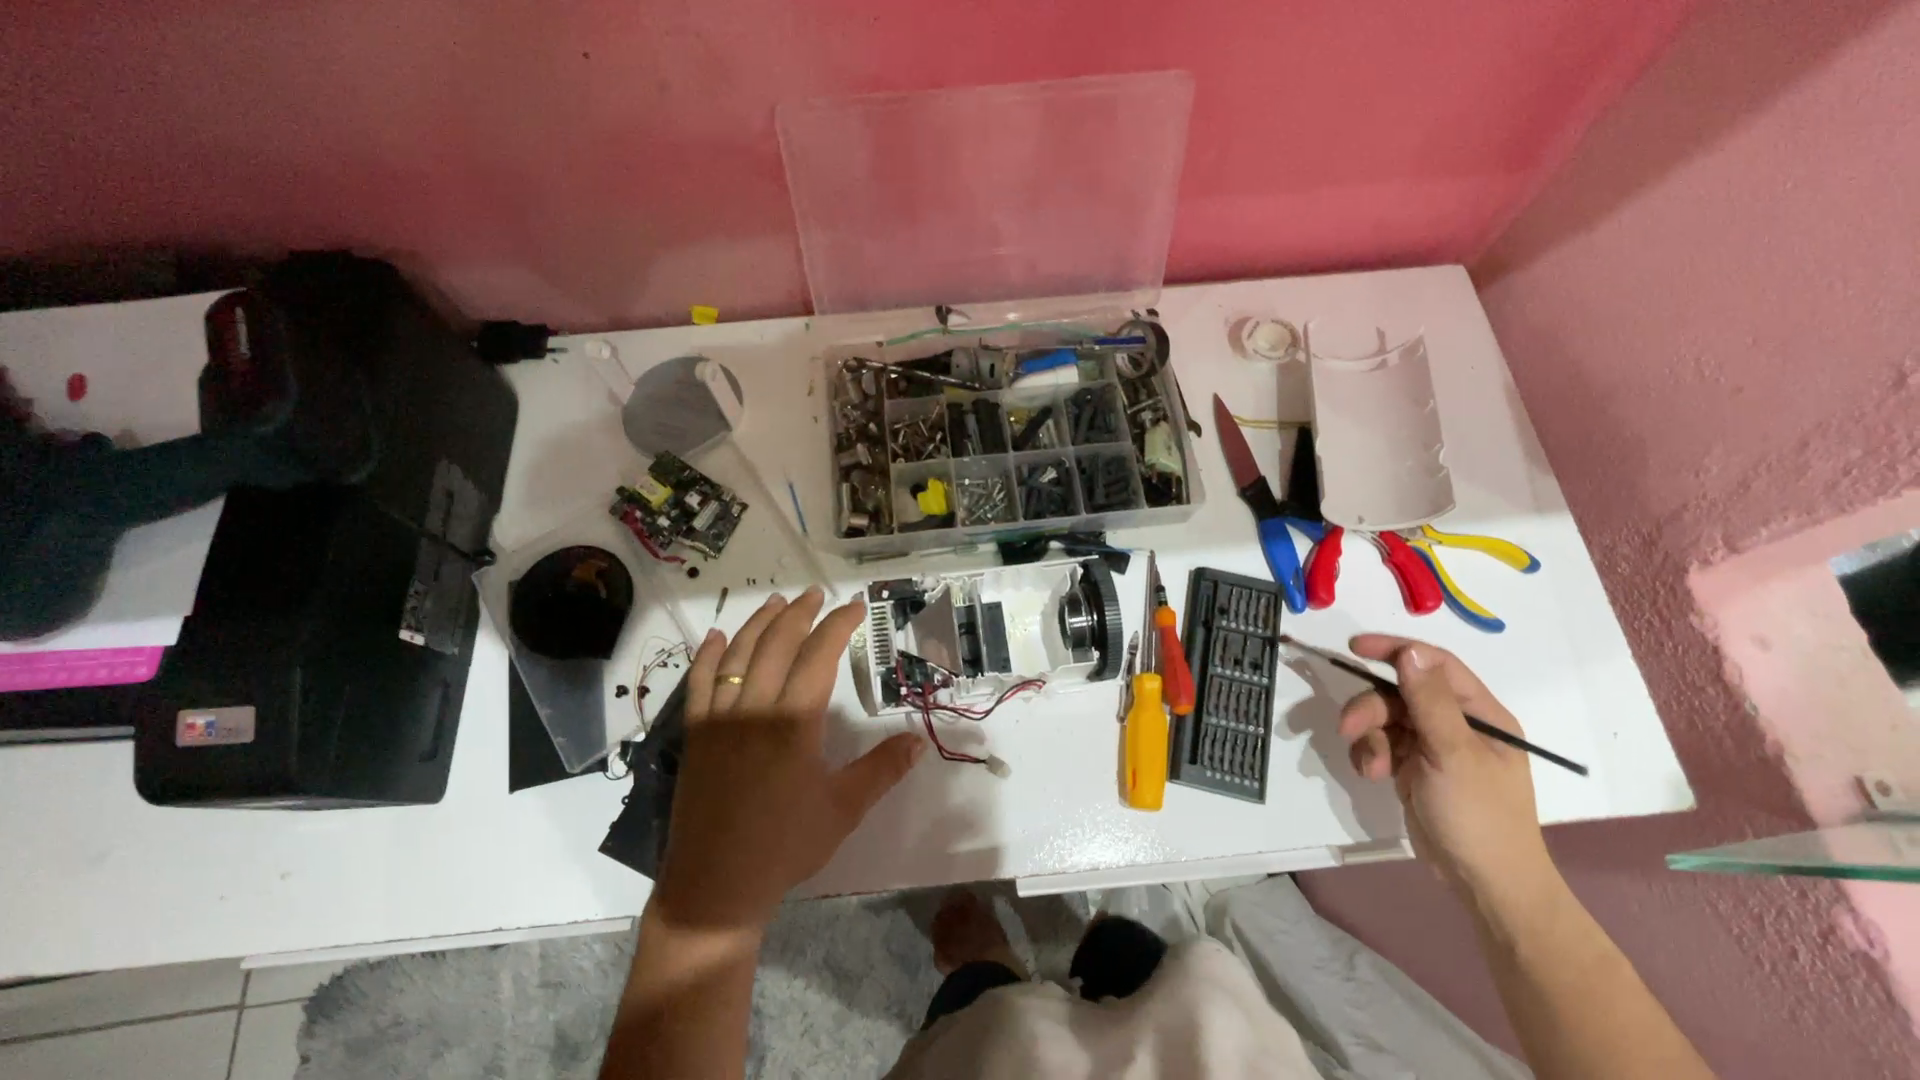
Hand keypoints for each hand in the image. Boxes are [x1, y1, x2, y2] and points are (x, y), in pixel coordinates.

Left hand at [653, 587, 923, 930]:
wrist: (717, 883)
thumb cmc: (786, 846)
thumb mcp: (844, 809)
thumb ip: (882, 770)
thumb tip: (920, 741)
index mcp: (794, 723)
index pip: (818, 656)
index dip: (837, 626)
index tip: (854, 608)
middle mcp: (754, 709)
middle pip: (776, 644)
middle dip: (799, 614)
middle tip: (817, 594)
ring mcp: (718, 719)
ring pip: (737, 655)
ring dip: (758, 623)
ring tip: (777, 603)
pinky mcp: (695, 735)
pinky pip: (699, 683)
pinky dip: (708, 655)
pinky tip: (716, 638)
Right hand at [1338, 634, 1555, 904]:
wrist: (1483, 882)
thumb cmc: (1479, 815)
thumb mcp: (1453, 753)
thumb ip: (1429, 700)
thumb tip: (1409, 652)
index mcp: (1482, 713)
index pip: (1435, 665)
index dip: (1396, 651)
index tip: (1355, 648)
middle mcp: (1458, 724)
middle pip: (1401, 694)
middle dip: (1370, 708)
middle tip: (1347, 728)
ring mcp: (1435, 748)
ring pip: (1386, 720)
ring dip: (1369, 738)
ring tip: (1370, 768)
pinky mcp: (1414, 769)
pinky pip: (1381, 745)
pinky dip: (1370, 756)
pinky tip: (1372, 776)